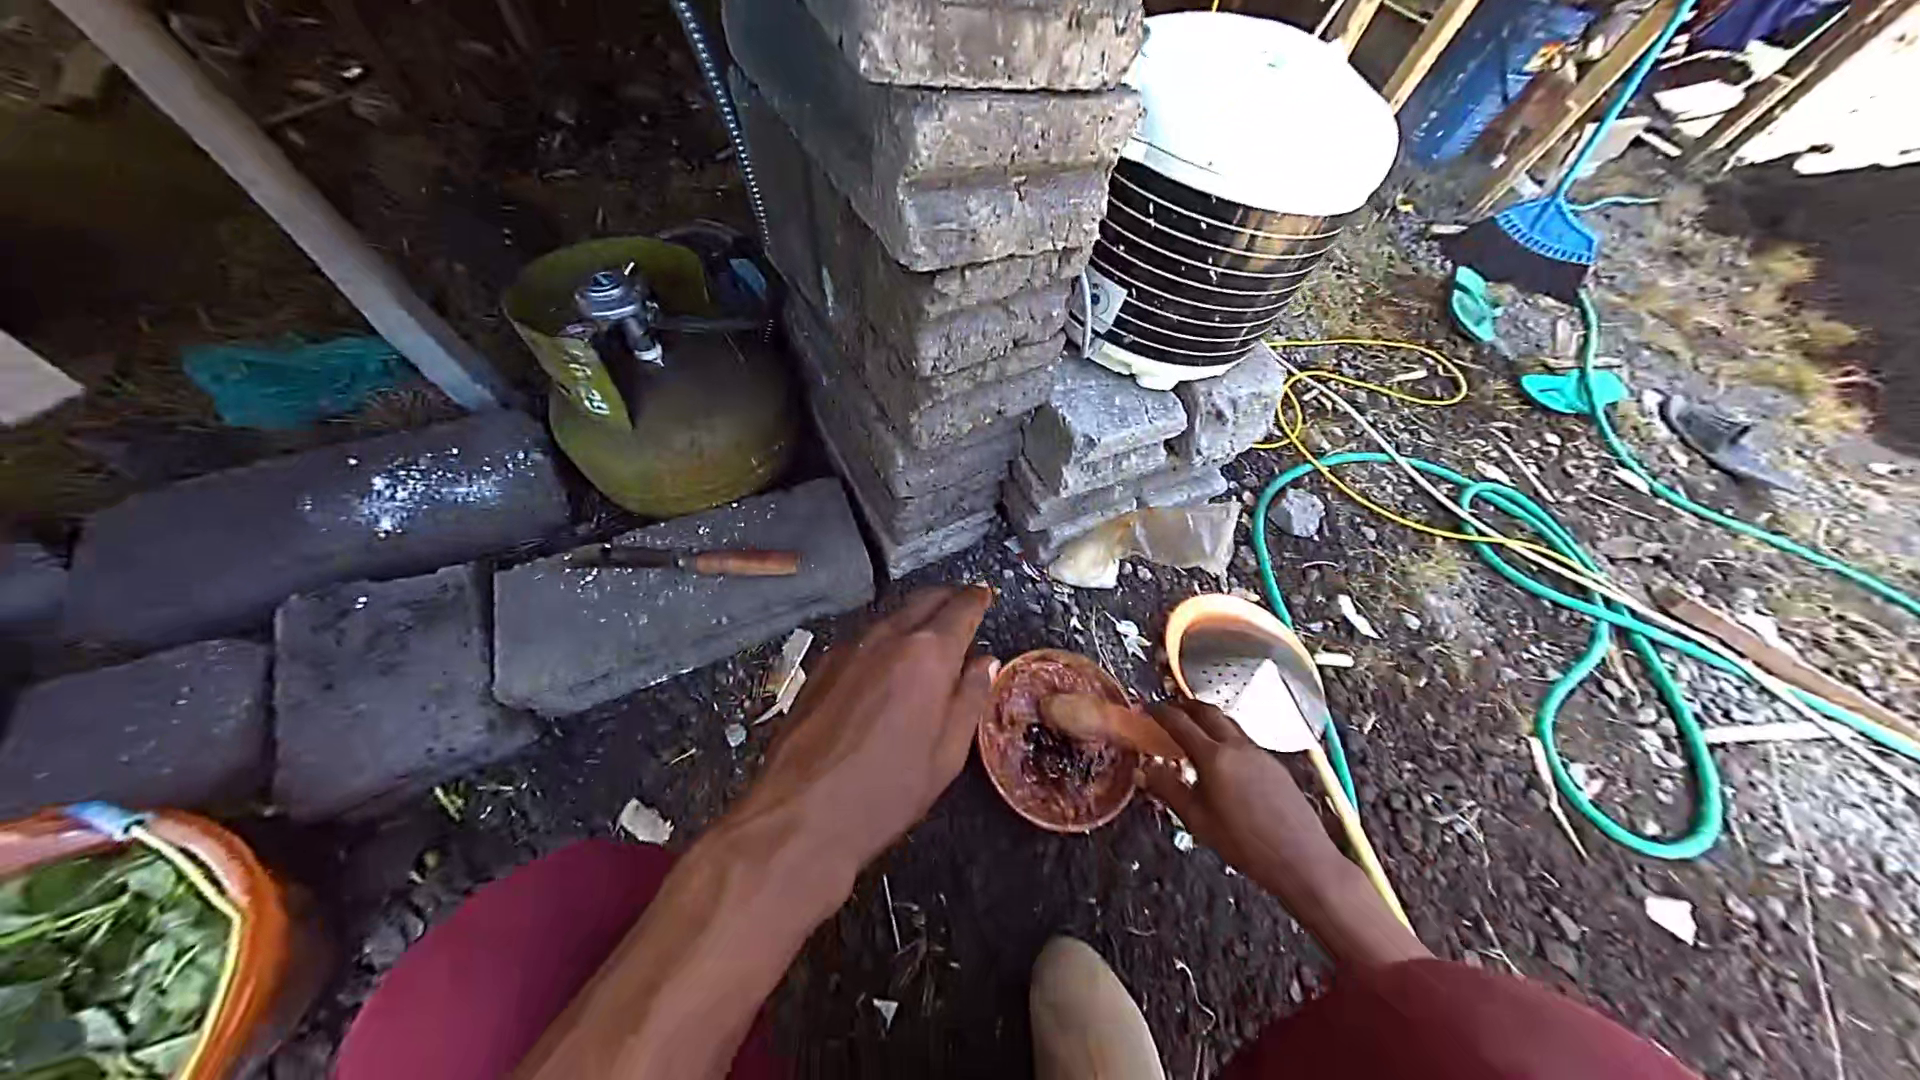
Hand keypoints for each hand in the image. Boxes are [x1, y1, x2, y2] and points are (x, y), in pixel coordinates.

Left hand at [735, 585, 997, 876]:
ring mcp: (848, 650)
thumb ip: (970, 699)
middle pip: (923, 599)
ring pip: (891, 616)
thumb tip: (985, 664)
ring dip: (915, 616)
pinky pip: (863, 638)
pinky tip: (887, 663)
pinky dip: (884, 638)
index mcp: (926, 656)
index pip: (960, 609)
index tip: (983, 595)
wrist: (800, 815)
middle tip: (962, 605)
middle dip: (947, 597)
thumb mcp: (946, 754)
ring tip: (929, 635)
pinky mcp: (821, 667)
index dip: (976, 599)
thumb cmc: (884, 793)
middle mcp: (886, 639)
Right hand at [1141, 699, 1428, 969]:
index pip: (1180, 723)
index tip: (1149, 709)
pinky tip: (1223, 757)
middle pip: (1207, 711)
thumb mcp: (1197, 820)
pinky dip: (1225, 736)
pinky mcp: (1274, 764)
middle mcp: (1237, 747)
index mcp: (1214, 757)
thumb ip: (1168, 789)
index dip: (1160, 712)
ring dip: (1208, 718)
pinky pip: (1243, 739)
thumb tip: (1145, 769)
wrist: (1302, 859)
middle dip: (1186, 705)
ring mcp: (1259, 753)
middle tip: (1170, 709)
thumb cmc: (1245, 844)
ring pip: (1228, 723)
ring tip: (1194, 729)